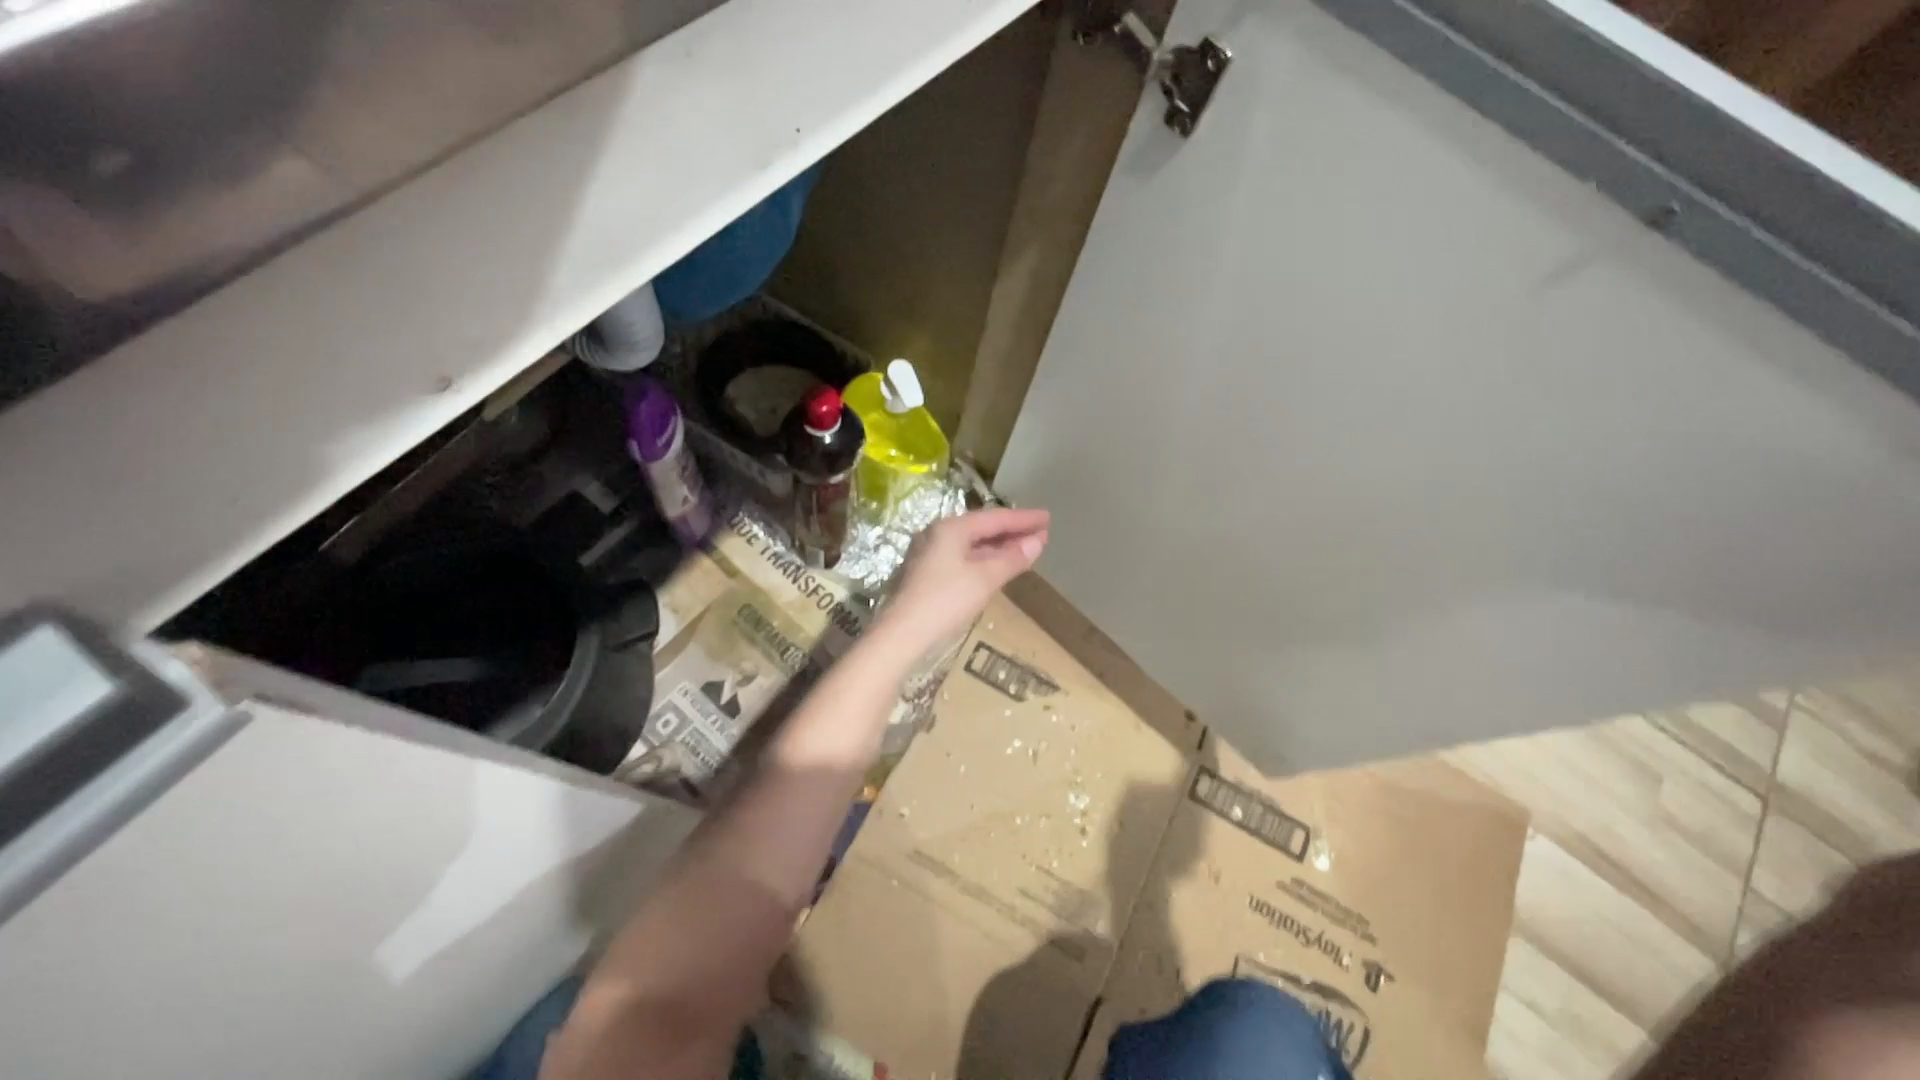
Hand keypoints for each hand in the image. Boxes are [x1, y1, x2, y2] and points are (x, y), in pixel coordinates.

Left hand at [873, 507, 1049, 656]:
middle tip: (1041, 534)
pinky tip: (998, 567)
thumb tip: (1038, 541)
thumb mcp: (985, 579)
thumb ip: (1012, 559)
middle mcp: (937, 534)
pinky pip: (962, 558)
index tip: (1047, 518)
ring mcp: (929, 554)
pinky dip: (984, 560)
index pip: (994, 518)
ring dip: (999, 547)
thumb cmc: (946, 601)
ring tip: (1026, 549)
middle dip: (1012, 532)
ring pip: (971, 545)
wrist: (902, 634)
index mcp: (950, 528)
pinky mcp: (926, 573)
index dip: (1023, 518)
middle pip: (981, 529)